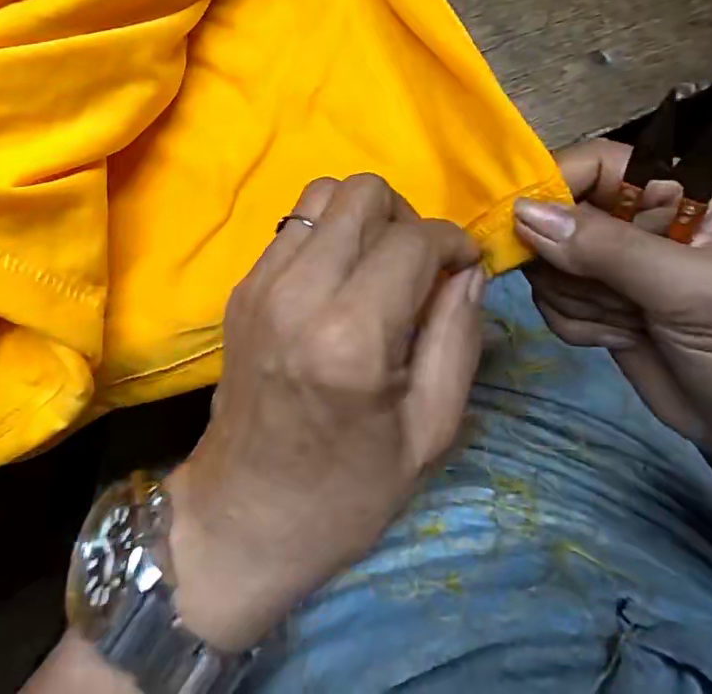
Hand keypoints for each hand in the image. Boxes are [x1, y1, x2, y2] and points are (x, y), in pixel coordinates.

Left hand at [163, 174, 487, 651]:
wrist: (244, 518)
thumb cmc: (350, 490)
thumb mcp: (431, 429)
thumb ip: (458, 336)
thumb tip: (470, 268)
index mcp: (351, 339)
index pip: (414, 240)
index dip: (454, 241)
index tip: (466, 265)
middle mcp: (299, 295)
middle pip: (364, 193)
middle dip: (408, 218)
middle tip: (421, 266)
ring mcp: (261, 285)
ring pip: (325, 193)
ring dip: (367, 218)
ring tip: (382, 266)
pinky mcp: (242, 287)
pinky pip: (295, 222)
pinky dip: (330, 233)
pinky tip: (342, 280)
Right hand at [513, 140, 711, 487]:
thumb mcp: (703, 295)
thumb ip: (612, 251)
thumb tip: (524, 213)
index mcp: (694, 189)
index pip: (602, 163)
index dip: (556, 186)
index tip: (521, 226)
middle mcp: (654, 215)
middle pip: (564, 212)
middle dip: (575, 262)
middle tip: (615, 299)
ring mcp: (626, 261)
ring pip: (552, 258)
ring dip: (579, 297)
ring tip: (629, 324)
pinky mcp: (607, 300)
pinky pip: (555, 296)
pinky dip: (577, 322)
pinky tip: (621, 339)